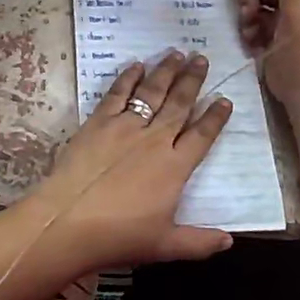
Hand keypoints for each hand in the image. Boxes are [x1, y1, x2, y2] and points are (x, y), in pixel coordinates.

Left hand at [31, 52, 234, 268]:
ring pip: (151, 92)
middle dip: (192, 80)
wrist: (69, 221)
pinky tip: (137, 65)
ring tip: (177, 53)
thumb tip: (230, 242)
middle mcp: (154, 140)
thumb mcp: (165, 246)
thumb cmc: (119, 236)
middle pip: (178, 104)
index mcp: (174, 167)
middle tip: (202, 59)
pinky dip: (129, 78)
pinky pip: (118, 94)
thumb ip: (199, 242)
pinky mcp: (99, 122)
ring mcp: (125, 127)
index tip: (224, 99)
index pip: (201, 136)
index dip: (215, 117)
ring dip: (165, 71)